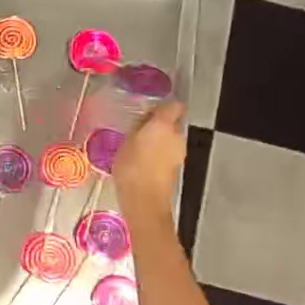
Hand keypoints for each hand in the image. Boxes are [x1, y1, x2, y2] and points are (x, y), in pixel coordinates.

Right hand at [114, 101, 187, 216]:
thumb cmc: (131, 168)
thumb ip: (138, 128)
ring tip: (139, 151)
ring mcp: (179, 151)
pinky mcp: (177, 166)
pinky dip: (159, 155)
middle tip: (138, 133)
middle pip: (171, 123)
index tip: (149, 112)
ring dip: (158, 141)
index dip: (163, 107)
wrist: (145, 198)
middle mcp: (176, 134)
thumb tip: (145, 120)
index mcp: (163, 124)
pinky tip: (144, 164)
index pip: (174, 105)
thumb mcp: (125, 143)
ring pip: (170, 139)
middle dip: (158, 126)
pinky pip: (168, 153)